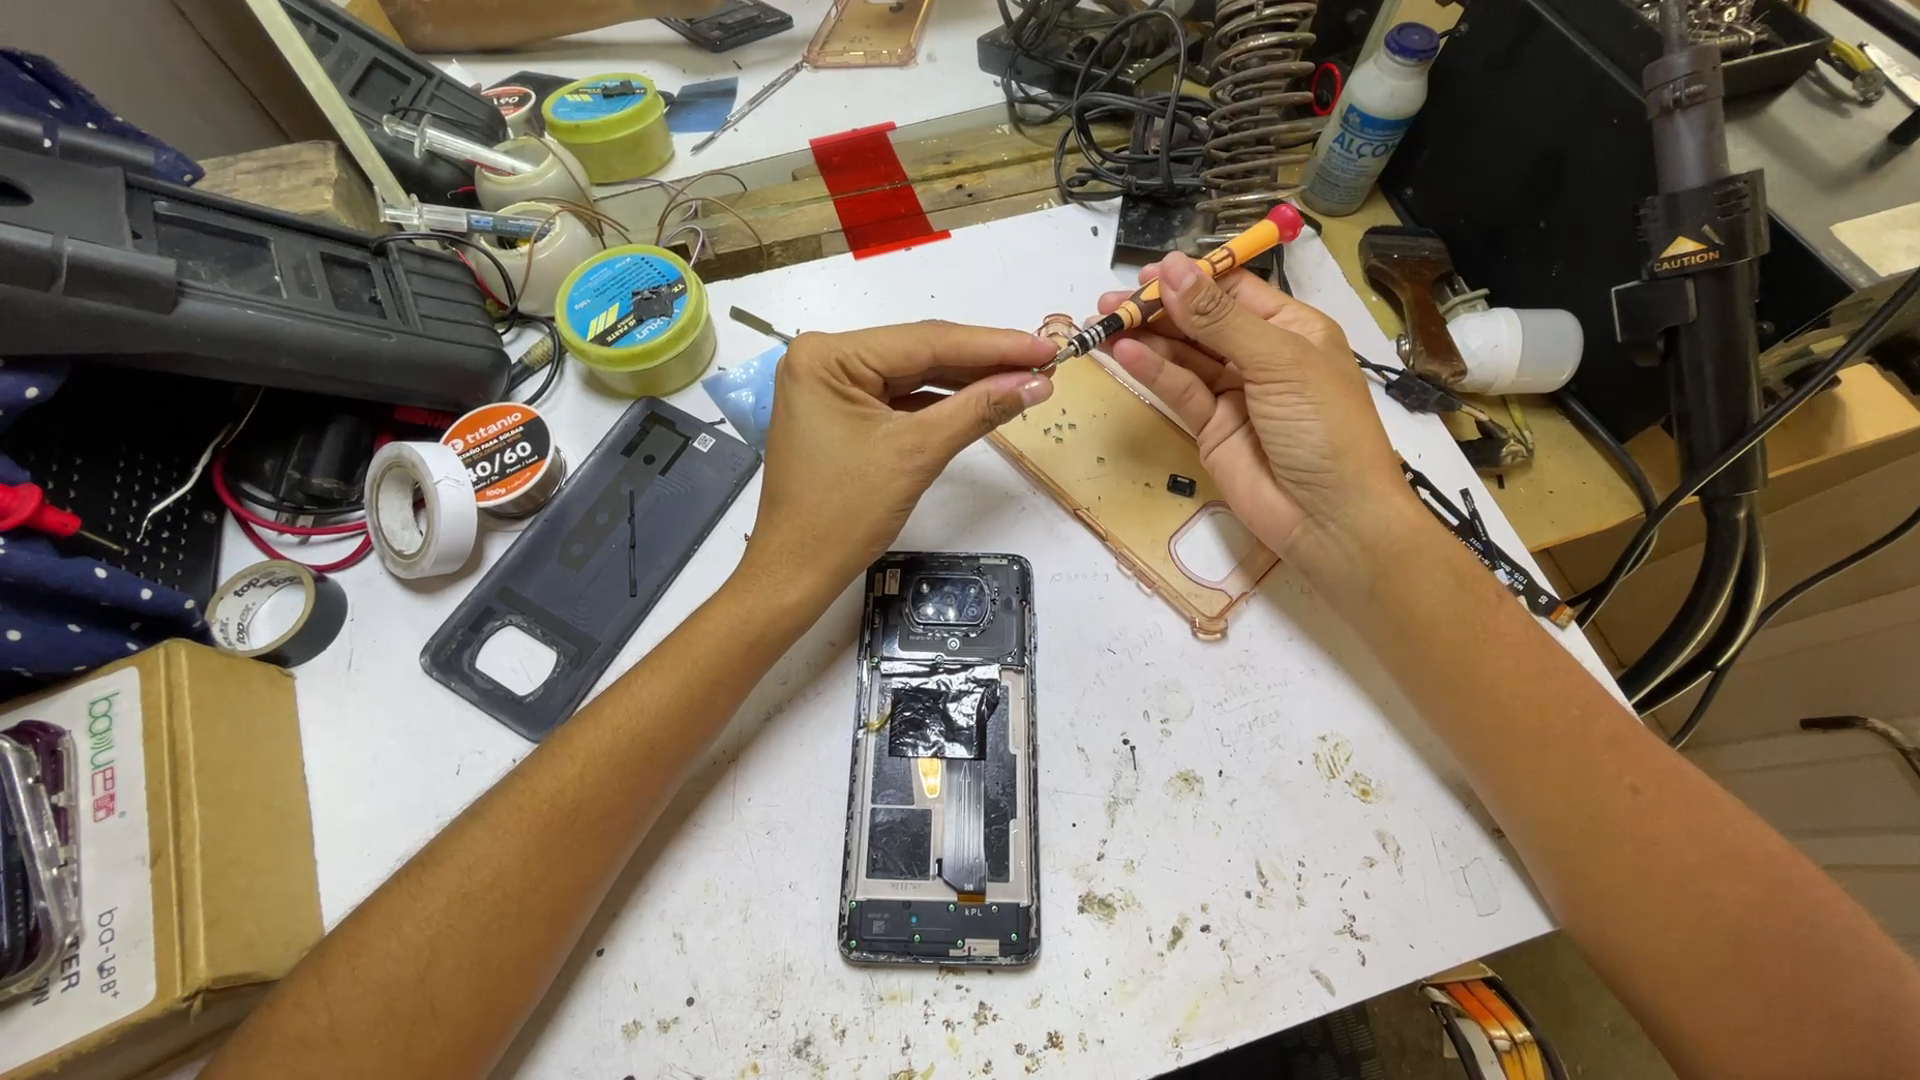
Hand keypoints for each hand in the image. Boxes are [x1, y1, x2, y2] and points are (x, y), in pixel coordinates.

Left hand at [737, 322, 1055, 605]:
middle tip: (1045, 362)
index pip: (926, 340)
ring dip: (966, 382)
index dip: (994, 345)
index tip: (1048, 347)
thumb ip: (978, 410)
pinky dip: (939, 403)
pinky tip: (981, 400)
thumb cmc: (845, 513)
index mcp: (828, 356)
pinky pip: (899, 398)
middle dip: (983, 362)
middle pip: (919, 353)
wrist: (797, 571)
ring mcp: (830, 387)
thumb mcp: (917, 454)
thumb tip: (1037, 383)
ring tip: (1024, 381)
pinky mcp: (840, 413)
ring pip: (912, 375)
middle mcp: (824, 359)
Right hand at [1099, 252, 1414, 587]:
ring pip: (1182, 357)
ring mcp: (1233, 393)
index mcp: (1292, 328)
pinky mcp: (1209, 428)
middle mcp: (1260, 355)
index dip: (1191, 279)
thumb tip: (1172, 268)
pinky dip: (1152, 372)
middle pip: (1200, 323)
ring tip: (1103, 326)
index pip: (1233, 291)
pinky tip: (1125, 354)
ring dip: (1145, 339)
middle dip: (1158, 310)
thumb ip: (1219, 319)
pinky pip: (1178, 391)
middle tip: (1110, 303)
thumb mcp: (1278, 361)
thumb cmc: (1324, 427)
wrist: (1330, 517)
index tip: (1146, 274)